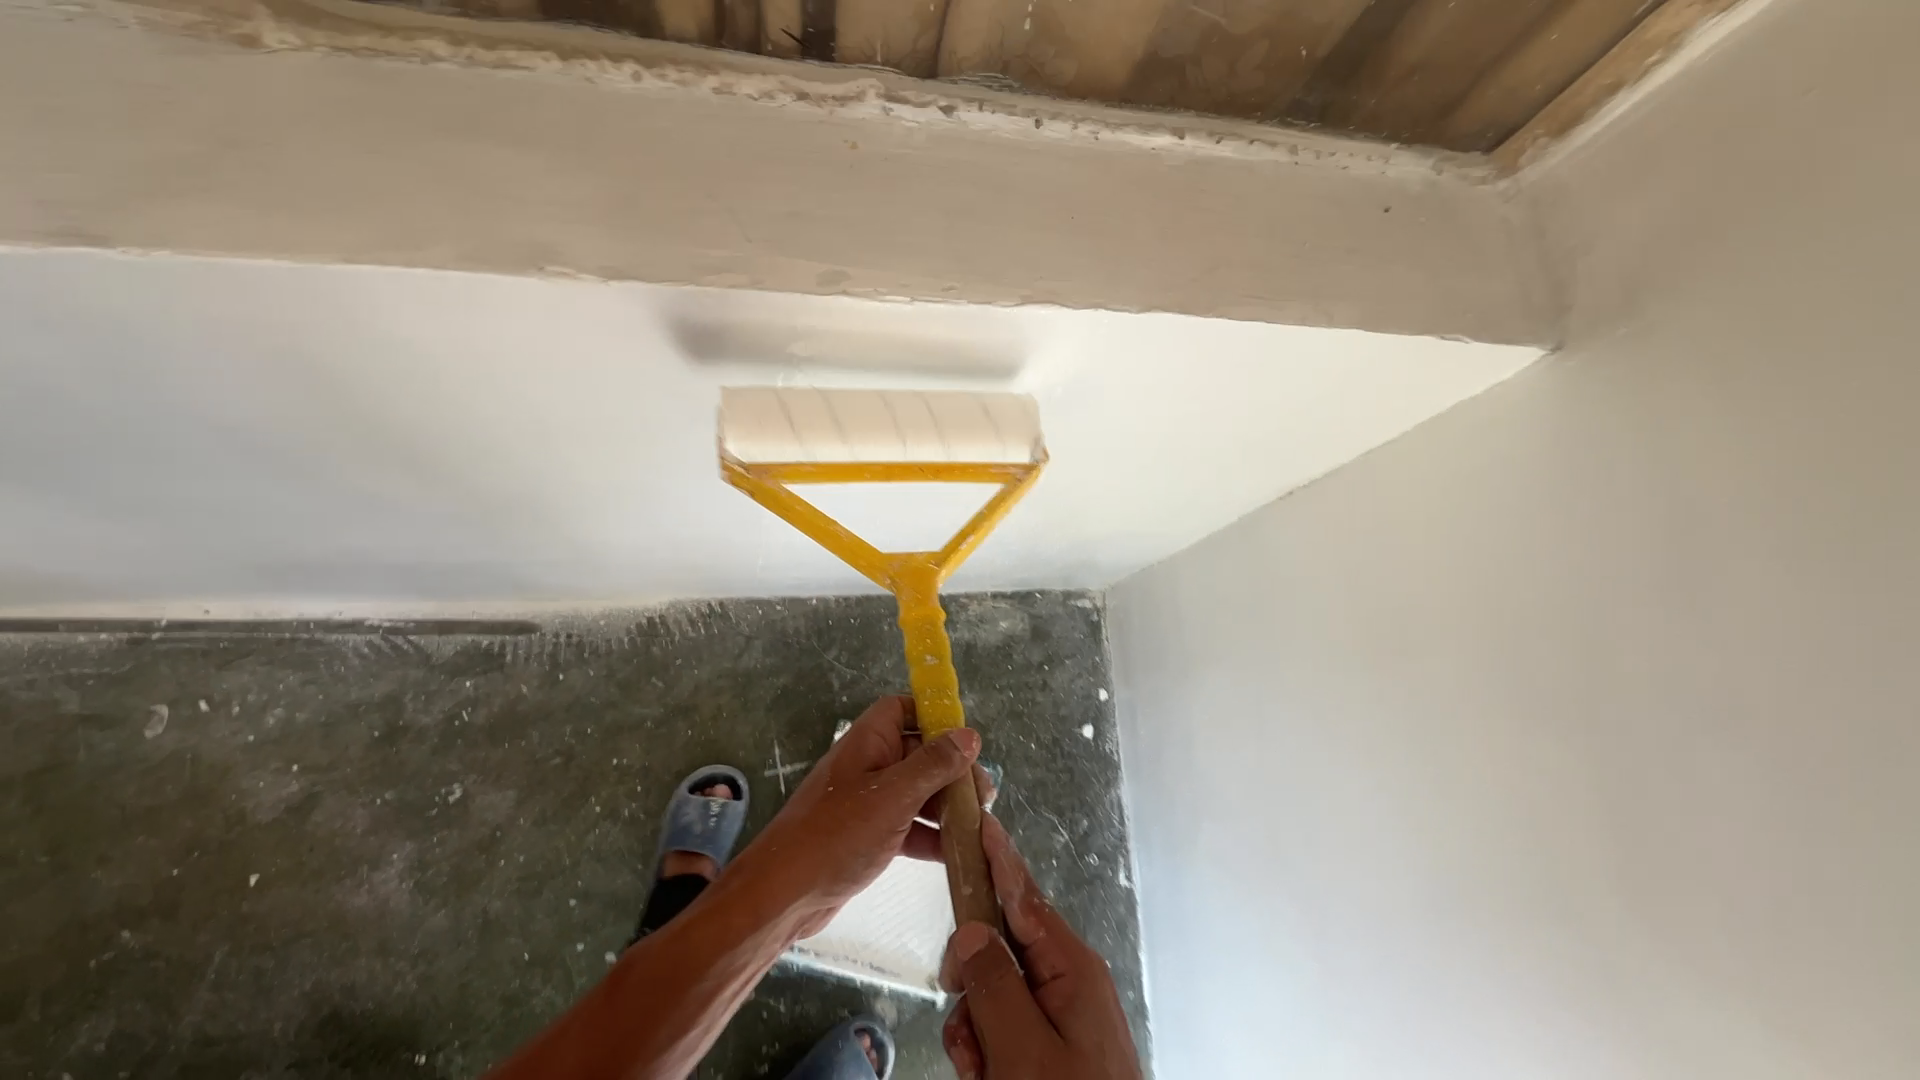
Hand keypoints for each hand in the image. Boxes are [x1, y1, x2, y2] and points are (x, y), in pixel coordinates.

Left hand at [737, 695, 986, 934]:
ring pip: (916, 793)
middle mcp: (868, 765)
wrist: (784, 894)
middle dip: (952, 771)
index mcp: (869, 741)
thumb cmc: (837, 834)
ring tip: (981, 824)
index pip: (902, 709)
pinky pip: (907, 826)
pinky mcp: (868, 837)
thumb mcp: (893, 796)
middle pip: (918, 753)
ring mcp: (867, 803)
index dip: (934, 716)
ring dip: (947, 805)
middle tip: (984, 795)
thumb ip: (933, 765)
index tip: (967, 740)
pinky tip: (957, 852)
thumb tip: (970, 735)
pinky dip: (931, 836)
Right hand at [940, 814, 1142, 1079]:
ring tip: (983, 1072)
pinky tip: (987, 1076)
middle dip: (972, 982)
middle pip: (999, 946)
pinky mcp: (1050, 1041)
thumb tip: (972, 929)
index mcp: (1071, 966)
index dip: (998, 857)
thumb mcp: (1024, 1049)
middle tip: (967, 1027)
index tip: (978, 819)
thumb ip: (993, 984)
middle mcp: (1066, 978)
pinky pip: (1003, 1023)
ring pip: (993, 990)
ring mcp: (1059, 1011)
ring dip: (975, 1028)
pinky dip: (986, 1047)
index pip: (1024, 896)